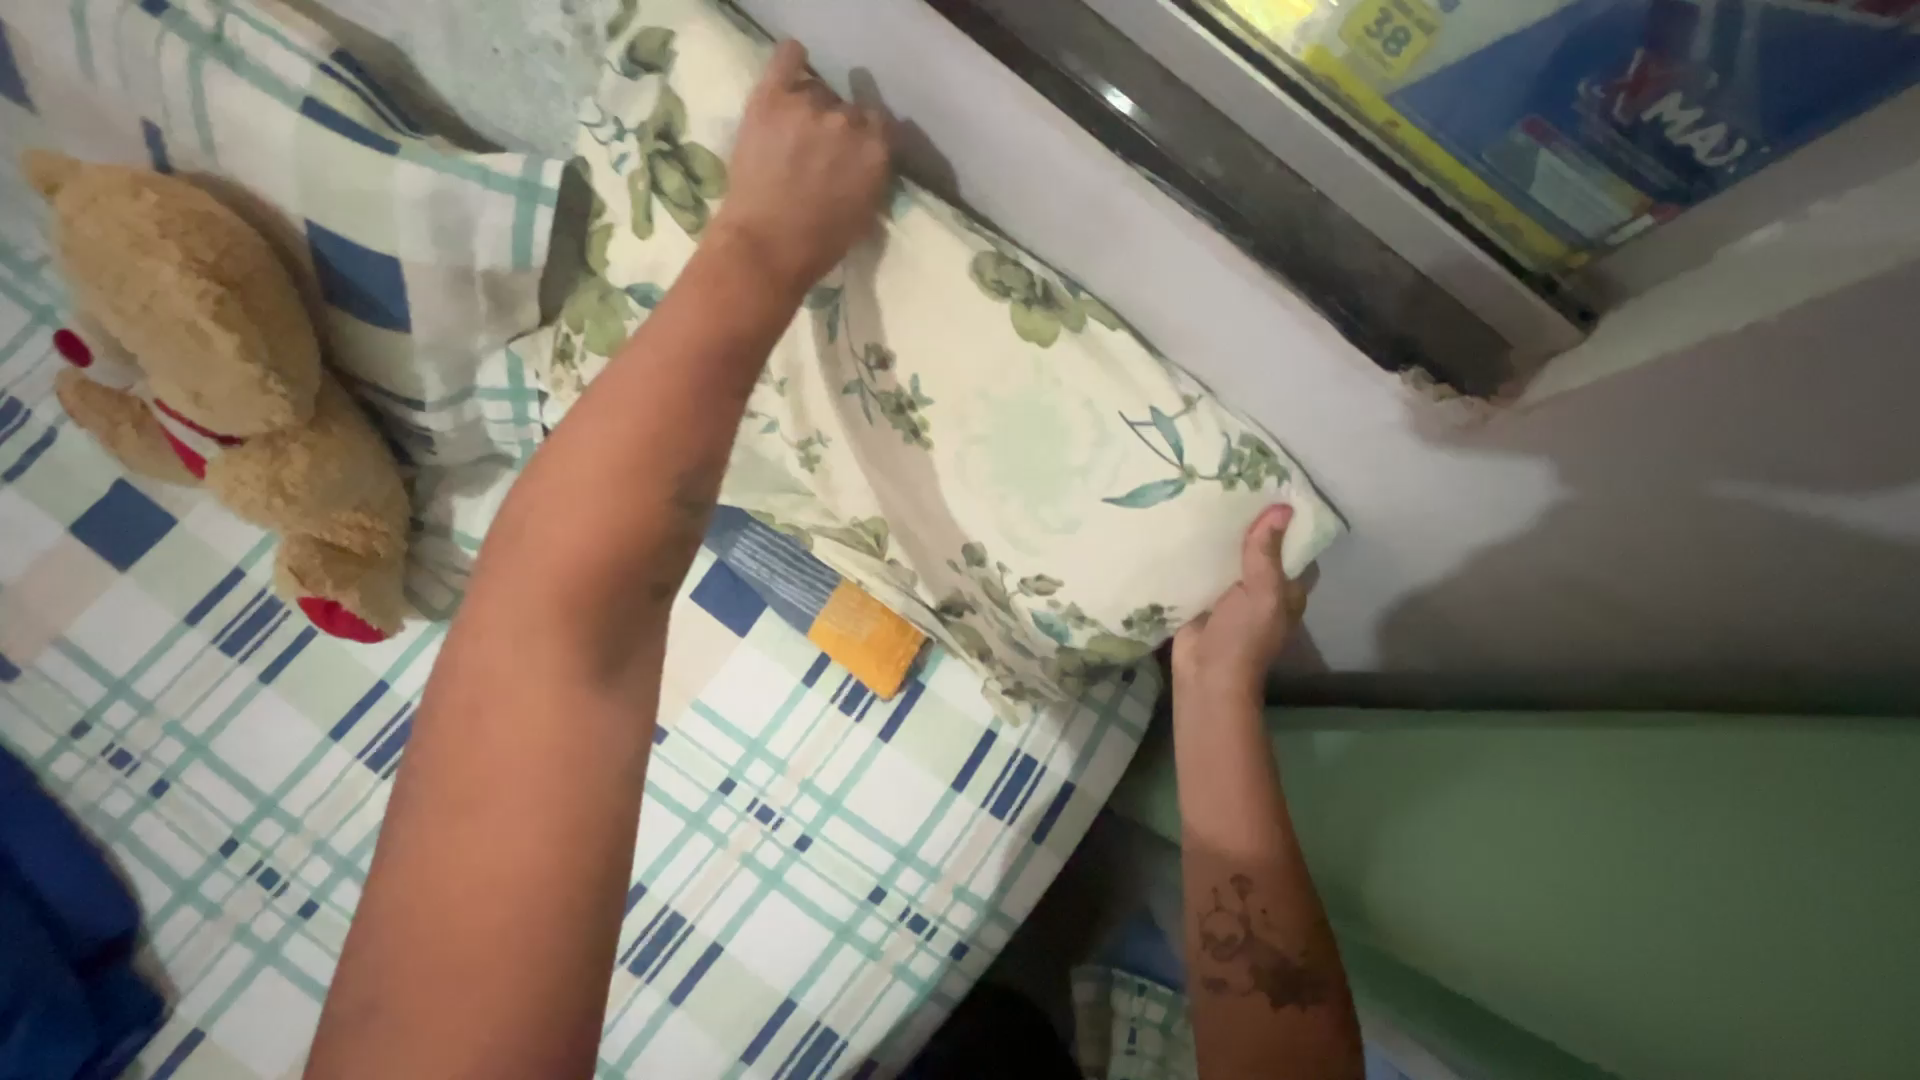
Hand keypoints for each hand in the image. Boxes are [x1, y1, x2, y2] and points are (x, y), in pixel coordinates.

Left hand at [710, 40, 891, 295]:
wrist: (766, 247)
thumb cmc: (820, 246)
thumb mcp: (865, 217)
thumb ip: (873, 179)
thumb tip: (870, 161)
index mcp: (876, 152)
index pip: (880, 126)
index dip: (866, 137)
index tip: (854, 150)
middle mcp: (848, 121)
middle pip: (848, 109)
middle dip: (838, 127)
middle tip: (820, 150)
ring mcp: (809, 105)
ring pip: (816, 91)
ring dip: (810, 106)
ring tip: (794, 131)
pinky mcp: (771, 98)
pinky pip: (787, 58)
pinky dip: (792, 59)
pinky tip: (793, 65)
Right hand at [1172, 505, 1306, 707]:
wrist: (1205, 675)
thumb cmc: (1243, 638)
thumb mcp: (1262, 593)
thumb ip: (1267, 553)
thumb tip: (1282, 508)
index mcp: (1285, 589)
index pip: (1293, 548)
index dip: (1287, 522)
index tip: (1271, 489)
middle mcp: (1260, 588)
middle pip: (1258, 548)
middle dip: (1247, 523)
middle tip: (1231, 485)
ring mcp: (1229, 593)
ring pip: (1227, 557)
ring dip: (1218, 536)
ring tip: (1204, 496)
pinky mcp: (1201, 597)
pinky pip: (1200, 569)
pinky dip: (1193, 553)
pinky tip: (1181, 527)